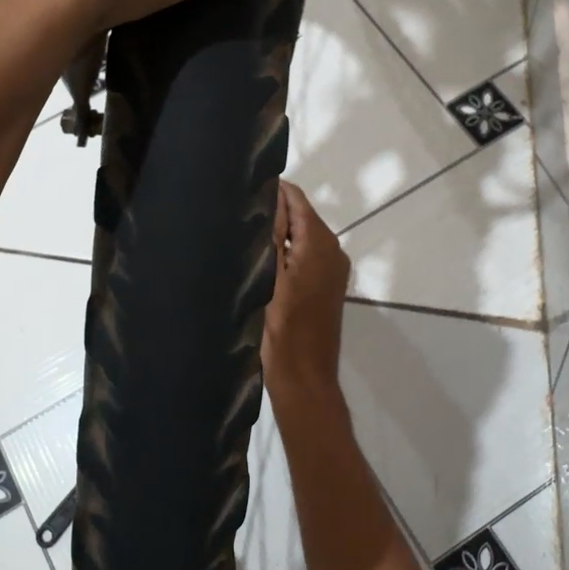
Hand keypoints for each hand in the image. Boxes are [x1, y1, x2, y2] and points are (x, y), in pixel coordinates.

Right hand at [262, 181, 352, 404]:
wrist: (304, 378)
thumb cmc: (283, 328)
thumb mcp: (272, 277)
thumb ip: (274, 234)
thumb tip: (271, 196)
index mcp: (319, 242)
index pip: (295, 198)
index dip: (271, 191)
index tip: (242, 192)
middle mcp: (332, 249)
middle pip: (300, 216)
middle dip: (272, 212)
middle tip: (236, 215)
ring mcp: (331, 269)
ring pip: (301, 236)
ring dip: (277, 234)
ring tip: (242, 236)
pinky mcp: (325, 286)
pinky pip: (304, 255)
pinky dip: (285, 252)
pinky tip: (259, 261)